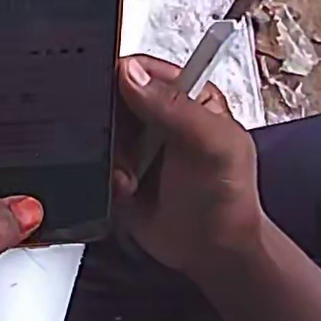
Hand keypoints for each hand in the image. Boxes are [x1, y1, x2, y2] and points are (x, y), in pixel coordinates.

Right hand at [113, 55, 264, 275]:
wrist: (211, 251)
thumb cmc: (226, 197)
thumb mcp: (211, 144)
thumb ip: (175, 107)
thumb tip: (130, 74)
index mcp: (187, 96)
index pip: (145, 70)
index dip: (124, 74)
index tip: (113, 93)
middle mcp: (158, 118)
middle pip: (113, 99)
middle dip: (112, 122)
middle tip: (130, 144)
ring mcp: (136, 146)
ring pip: (99, 132)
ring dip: (112, 154)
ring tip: (133, 172)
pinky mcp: (118, 171)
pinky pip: (94, 162)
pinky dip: (106, 175)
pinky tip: (127, 187)